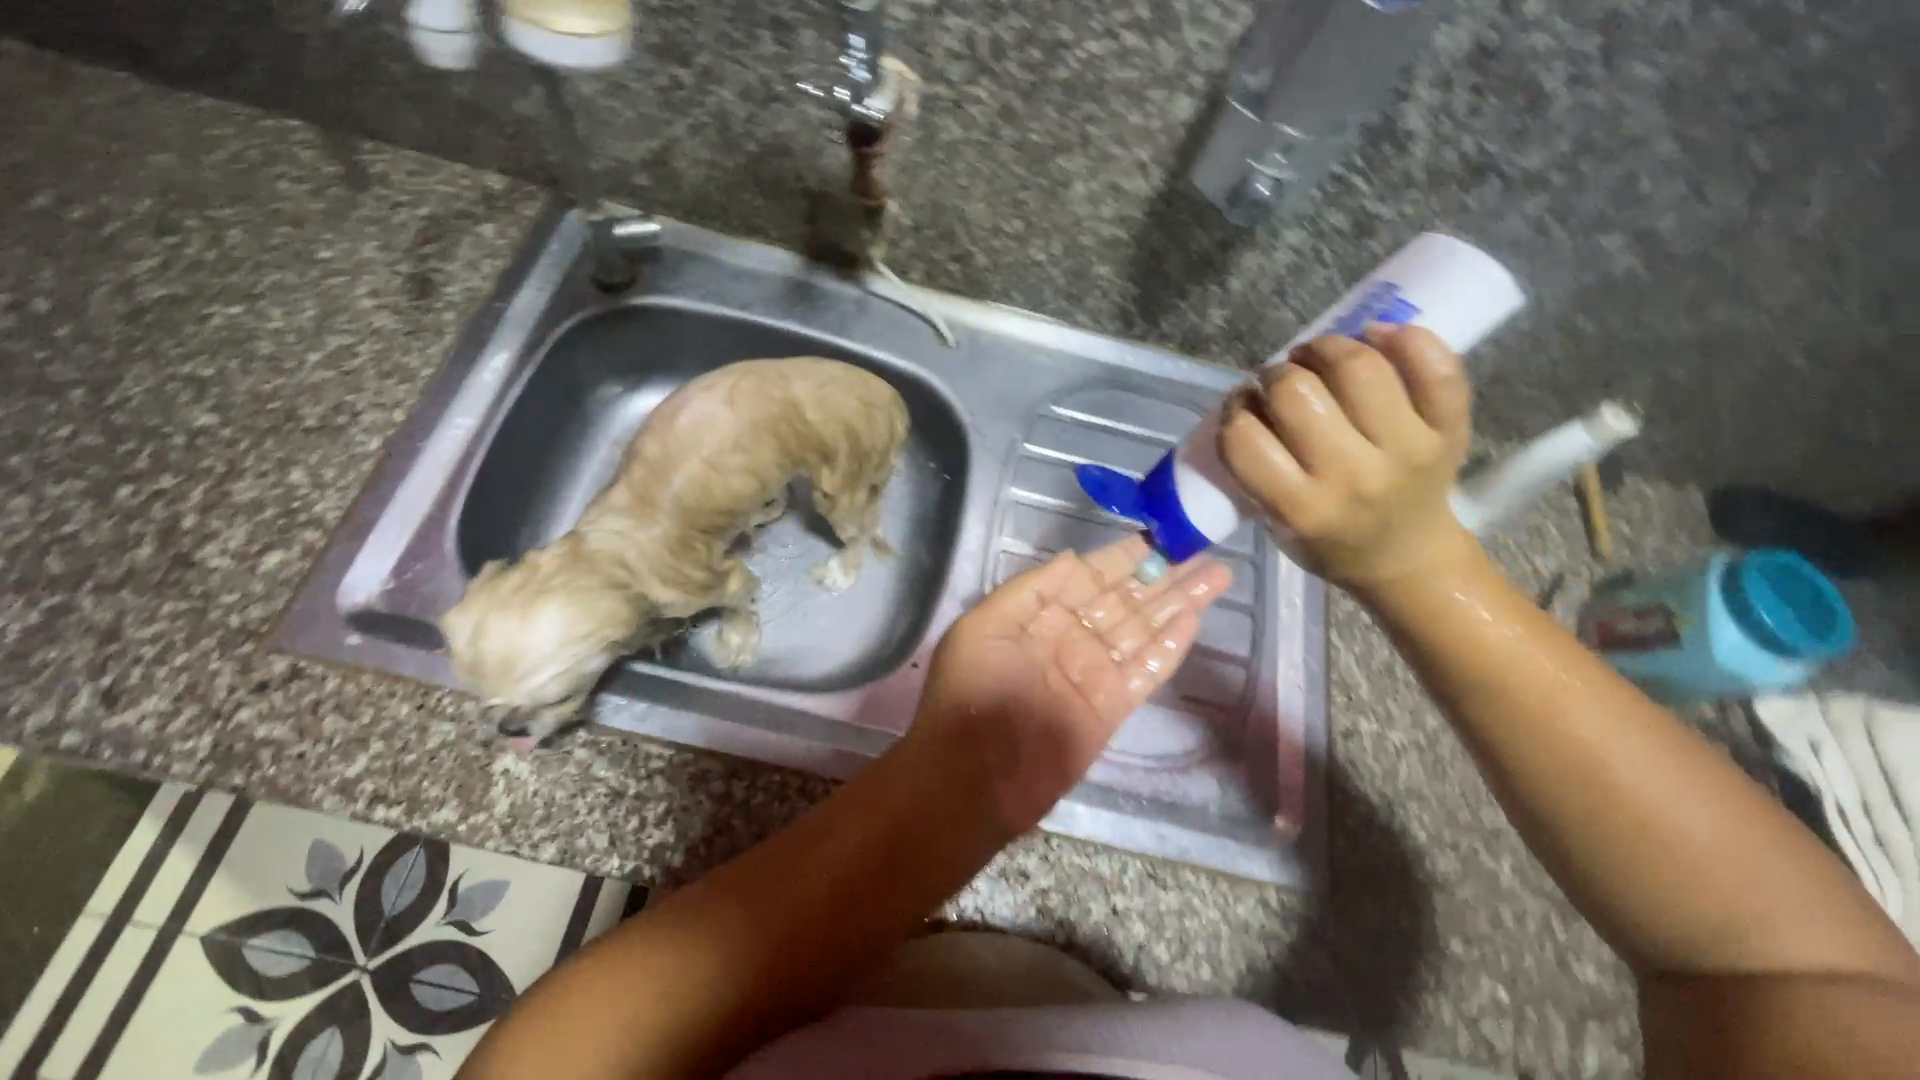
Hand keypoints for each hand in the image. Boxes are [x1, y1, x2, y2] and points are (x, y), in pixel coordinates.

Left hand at [908, 536, 1232, 830]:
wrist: (973, 778)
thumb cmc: (969, 696)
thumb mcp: (983, 628)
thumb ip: (1031, 591)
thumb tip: (1075, 558)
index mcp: (1037, 616)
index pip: (1088, 578)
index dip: (1123, 558)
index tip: (1160, 536)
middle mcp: (1069, 638)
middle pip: (1124, 600)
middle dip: (1163, 576)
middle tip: (1204, 551)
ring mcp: (1093, 673)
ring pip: (1142, 630)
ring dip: (1178, 603)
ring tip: (1216, 577)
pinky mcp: (1111, 707)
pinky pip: (1146, 670)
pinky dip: (1169, 647)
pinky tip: (1194, 621)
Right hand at [1219, 325, 1480, 591]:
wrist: (1406, 559)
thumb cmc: (1327, 540)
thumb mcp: (1276, 522)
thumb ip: (1259, 468)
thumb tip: (1254, 394)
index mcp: (1303, 509)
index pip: (1243, 439)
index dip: (1234, 410)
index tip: (1244, 408)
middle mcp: (1355, 478)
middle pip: (1295, 392)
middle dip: (1276, 375)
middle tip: (1280, 382)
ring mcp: (1408, 451)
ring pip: (1359, 366)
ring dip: (1325, 348)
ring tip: (1318, 358)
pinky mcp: (1449, 431)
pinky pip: (1436, 367)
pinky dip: (1406, 339)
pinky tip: (1378, 338)